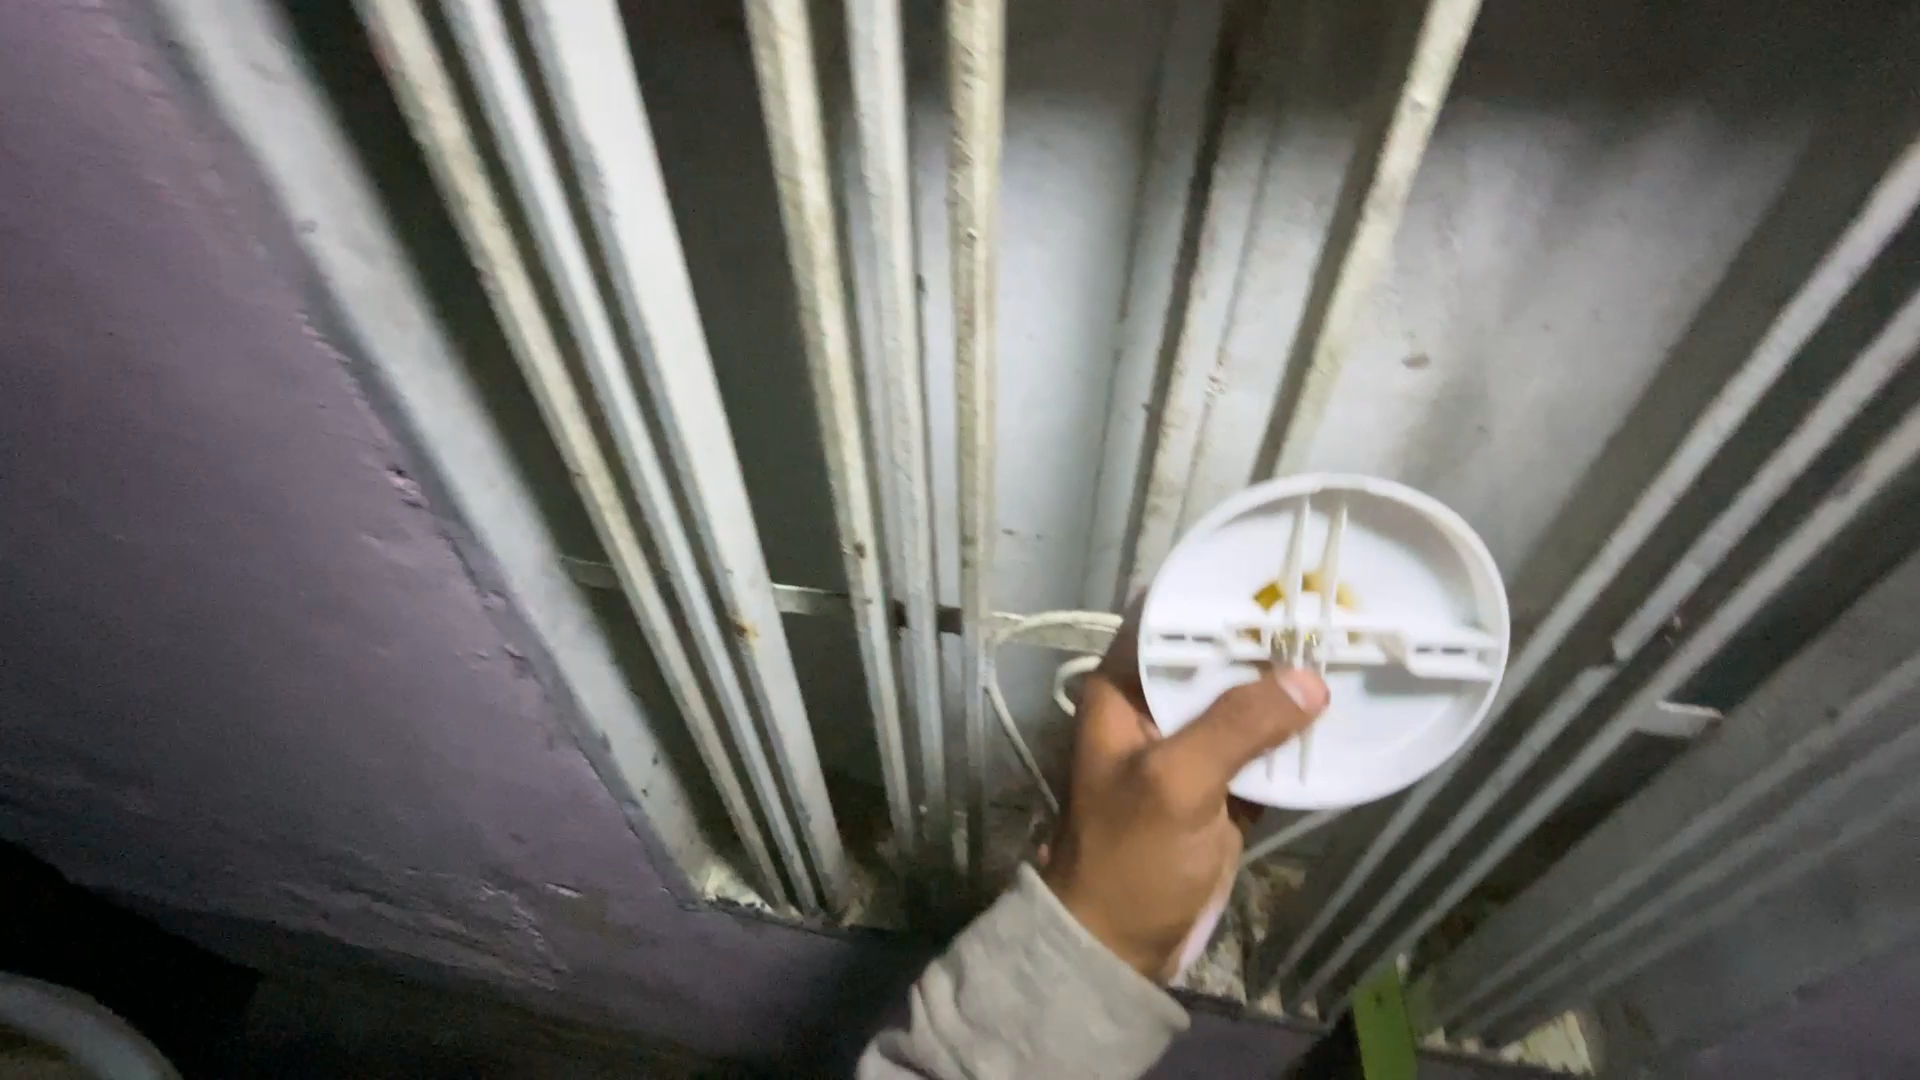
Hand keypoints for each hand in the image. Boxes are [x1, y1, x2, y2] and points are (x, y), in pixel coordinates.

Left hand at [1042, 619, 1328, 980]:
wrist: (1121, 940)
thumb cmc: (1130, 855)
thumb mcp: (1175, 782)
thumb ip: (1235, 727)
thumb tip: (1308, 679)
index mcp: (1122, 691)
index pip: (1166, 623)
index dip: (1213, 599)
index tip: (1272, 576)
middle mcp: (1152, 707)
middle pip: (1212, 659)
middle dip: (1263, 641)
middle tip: (1330, 611)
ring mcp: (1189, 745)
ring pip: (1241, 702)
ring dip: (1284, 687)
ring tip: (1347, 650)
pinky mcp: (1220, 783)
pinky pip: (1261, 747)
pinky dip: (1293, 737)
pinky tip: (1340, 716)